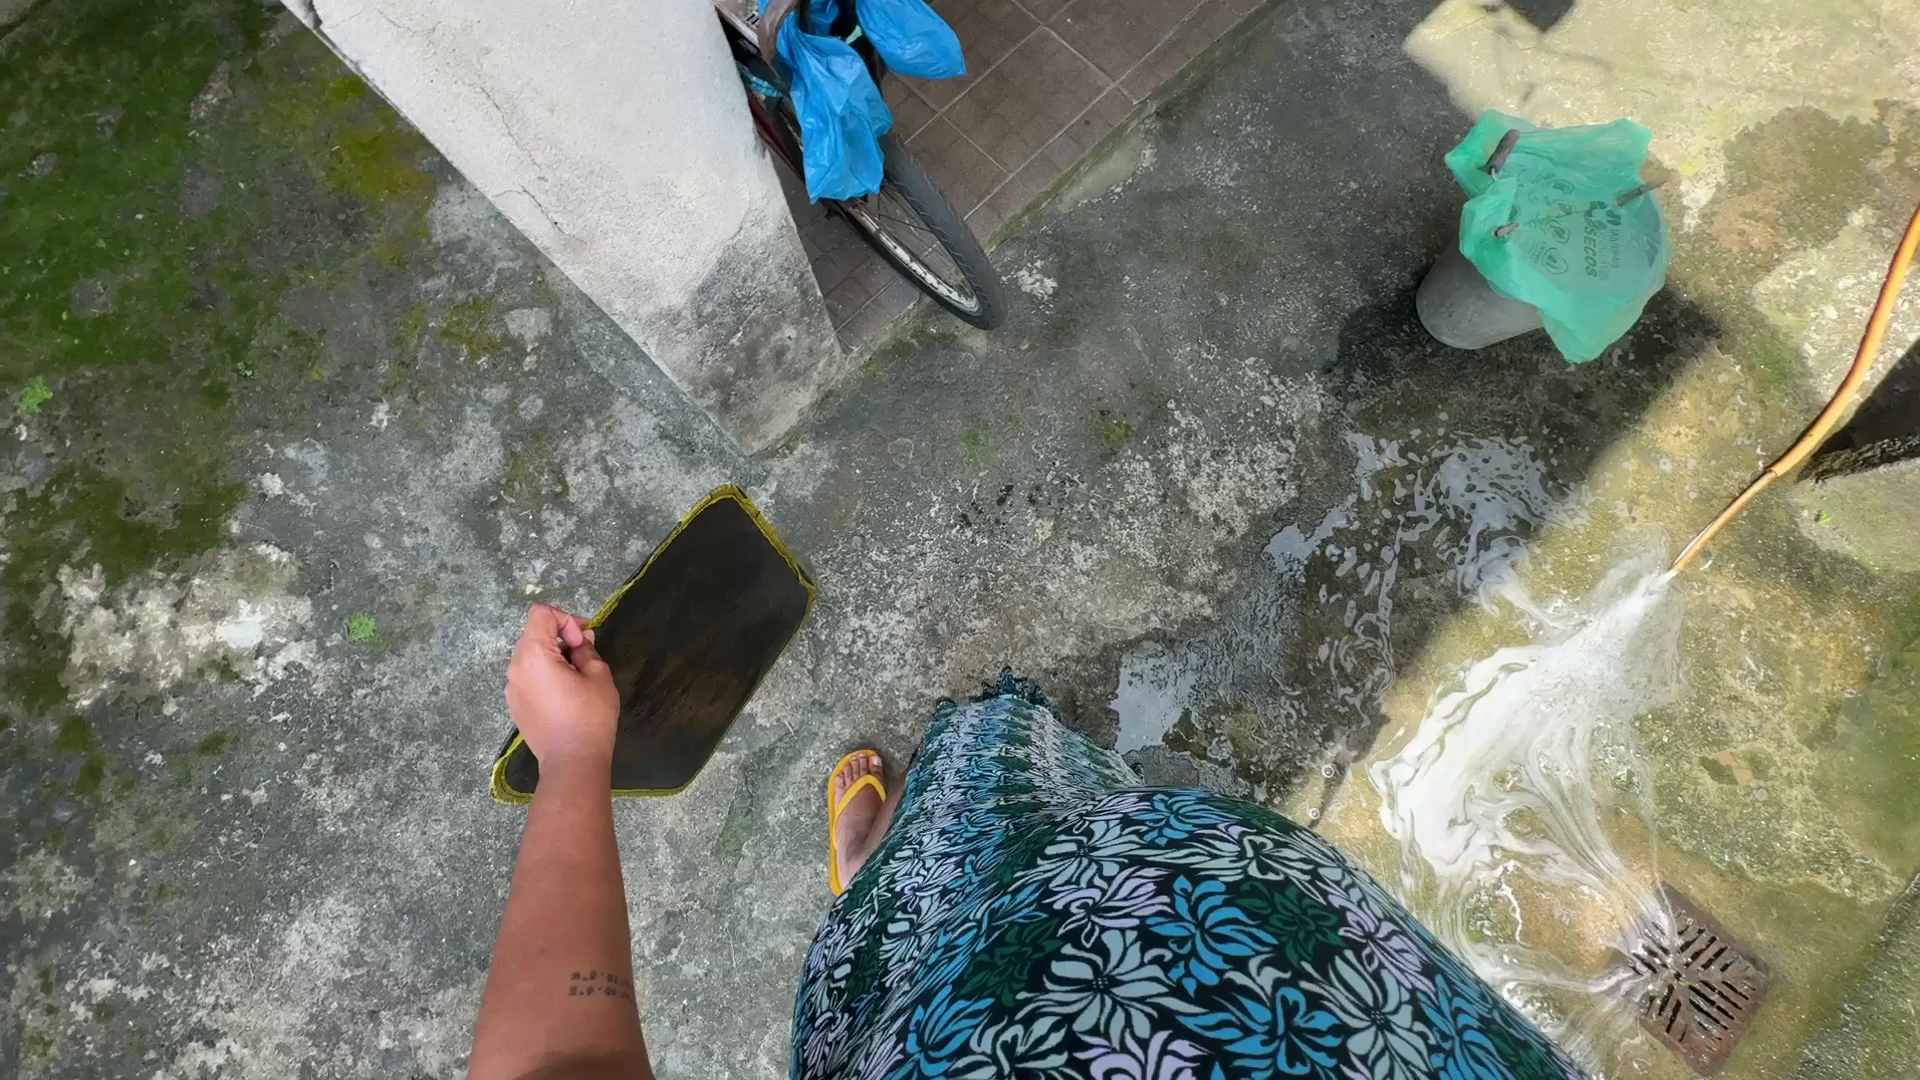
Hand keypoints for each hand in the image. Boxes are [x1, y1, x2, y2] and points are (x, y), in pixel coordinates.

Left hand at [506, 604, 620, 774]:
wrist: (572, 759)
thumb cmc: (590, 714)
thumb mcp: (598, 674)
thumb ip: (586, 650)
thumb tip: (579, 640)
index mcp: (533, 655)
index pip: (541, 614)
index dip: (566, 619)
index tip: (583, 641)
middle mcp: (515, 668)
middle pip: (534, 633)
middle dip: (562, 635)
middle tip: (587, 653)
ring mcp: (511, 688)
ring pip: (531, 655)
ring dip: (554, 654)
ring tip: (578, 674)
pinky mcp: (515, 704)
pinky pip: (529, 675)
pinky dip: (546, 672)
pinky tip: (566, 692)